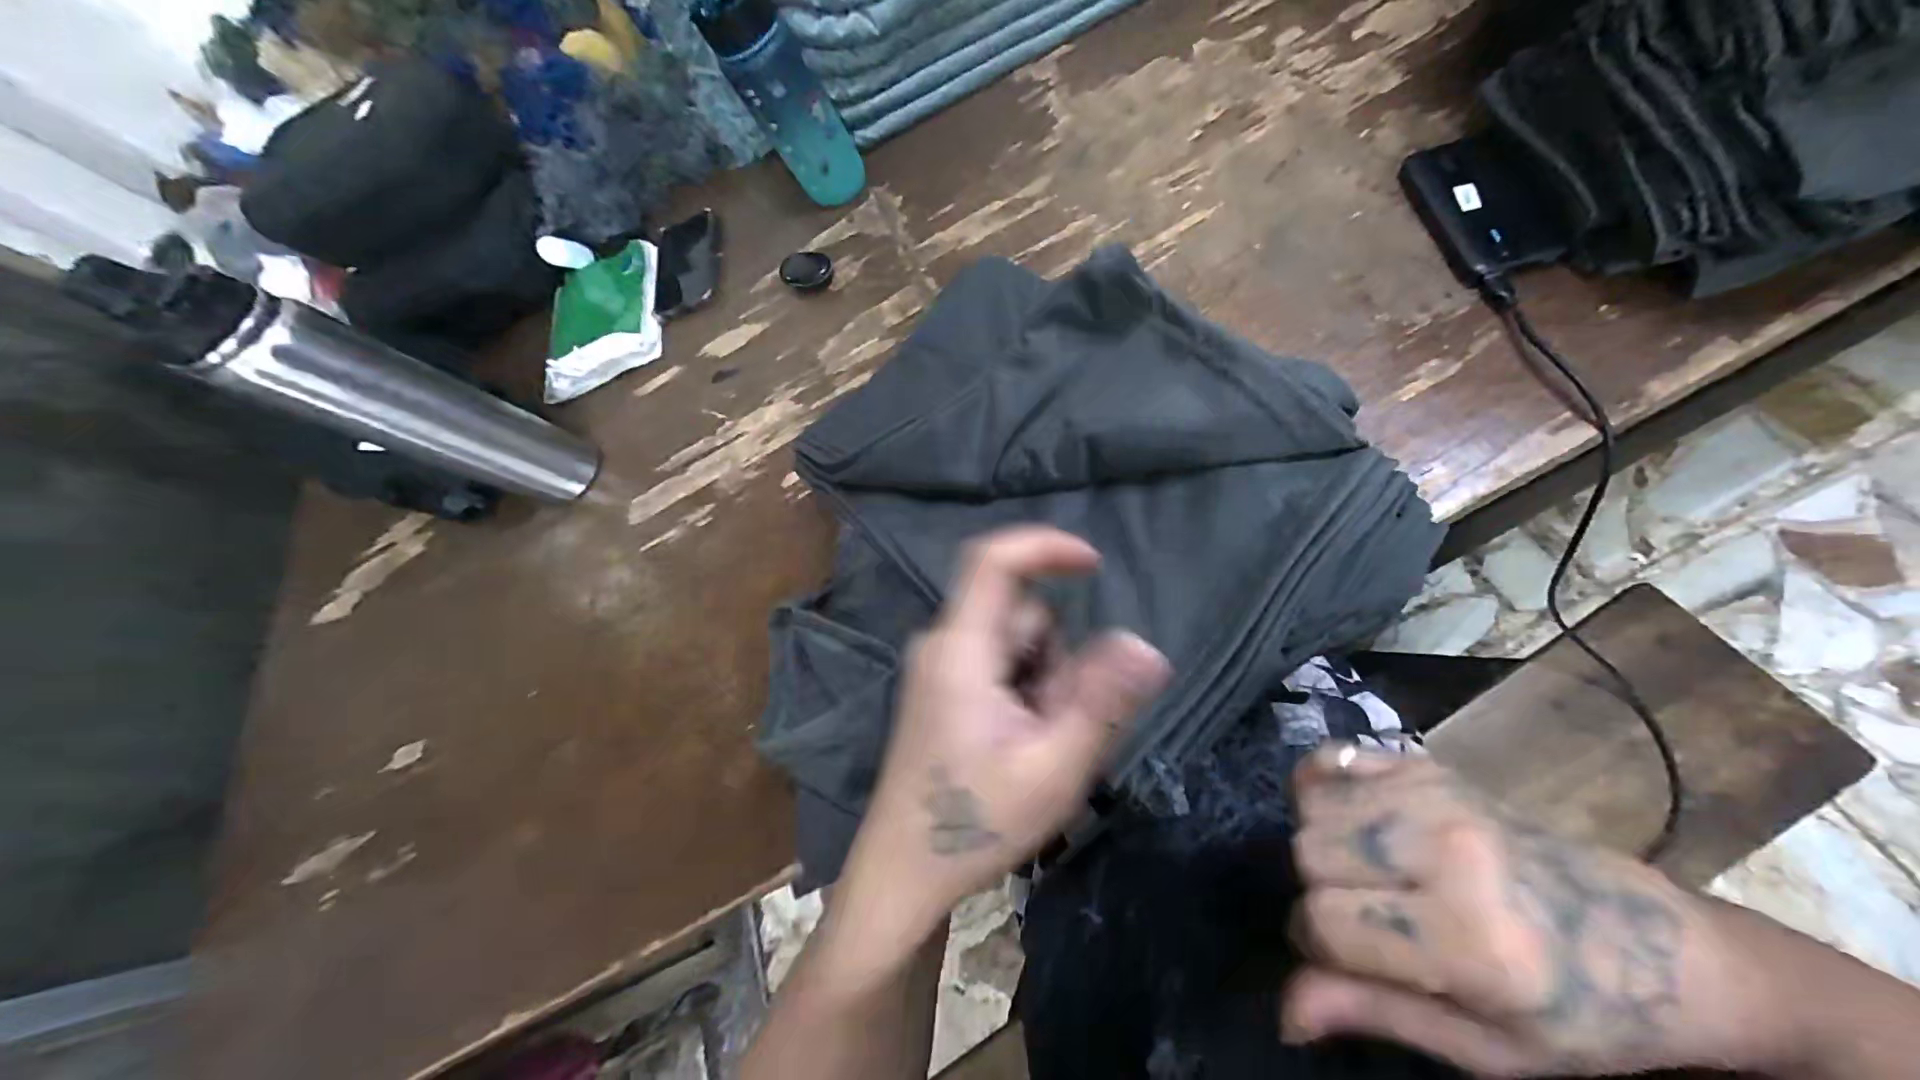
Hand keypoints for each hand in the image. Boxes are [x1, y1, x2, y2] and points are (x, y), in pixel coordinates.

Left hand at [834, 527, 1170, 963]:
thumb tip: (1148, 647)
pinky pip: (1000, 665)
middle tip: (1059, 728)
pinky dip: (1026, 693)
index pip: (993, 560)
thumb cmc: (975, 823)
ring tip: (1036, 745)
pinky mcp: (942, 688)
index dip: (1045, 547)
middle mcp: (943, 644)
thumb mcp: (1054, 767)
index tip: (1095, 565)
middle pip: (1020, 614)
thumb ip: (1102, 702)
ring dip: (1046, 682)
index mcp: (960, 648)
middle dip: (1059, 659)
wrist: (904, 870)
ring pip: (1016, 643)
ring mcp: (939, 667)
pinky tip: (1019, 745)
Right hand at [1282, 747, 1780, 1076]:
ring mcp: (1440, 796)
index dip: (1319, 949)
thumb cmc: (1579, 1016)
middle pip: (1308, 853)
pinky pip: (1332, 757)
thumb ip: (1375, 1011)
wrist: (1666, 949)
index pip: (1323, 922)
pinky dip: (1321, 784)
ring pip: (1311, 806)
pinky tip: (1349, 817)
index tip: (1348, 962)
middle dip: (1318, 891)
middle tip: (1362, 916)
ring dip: (1318, 841)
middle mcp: (1449, 851)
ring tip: (1362, 871)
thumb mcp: (1486, 1047)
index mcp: (1471, 937)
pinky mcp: (1432, 767)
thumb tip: (1286, 1015)